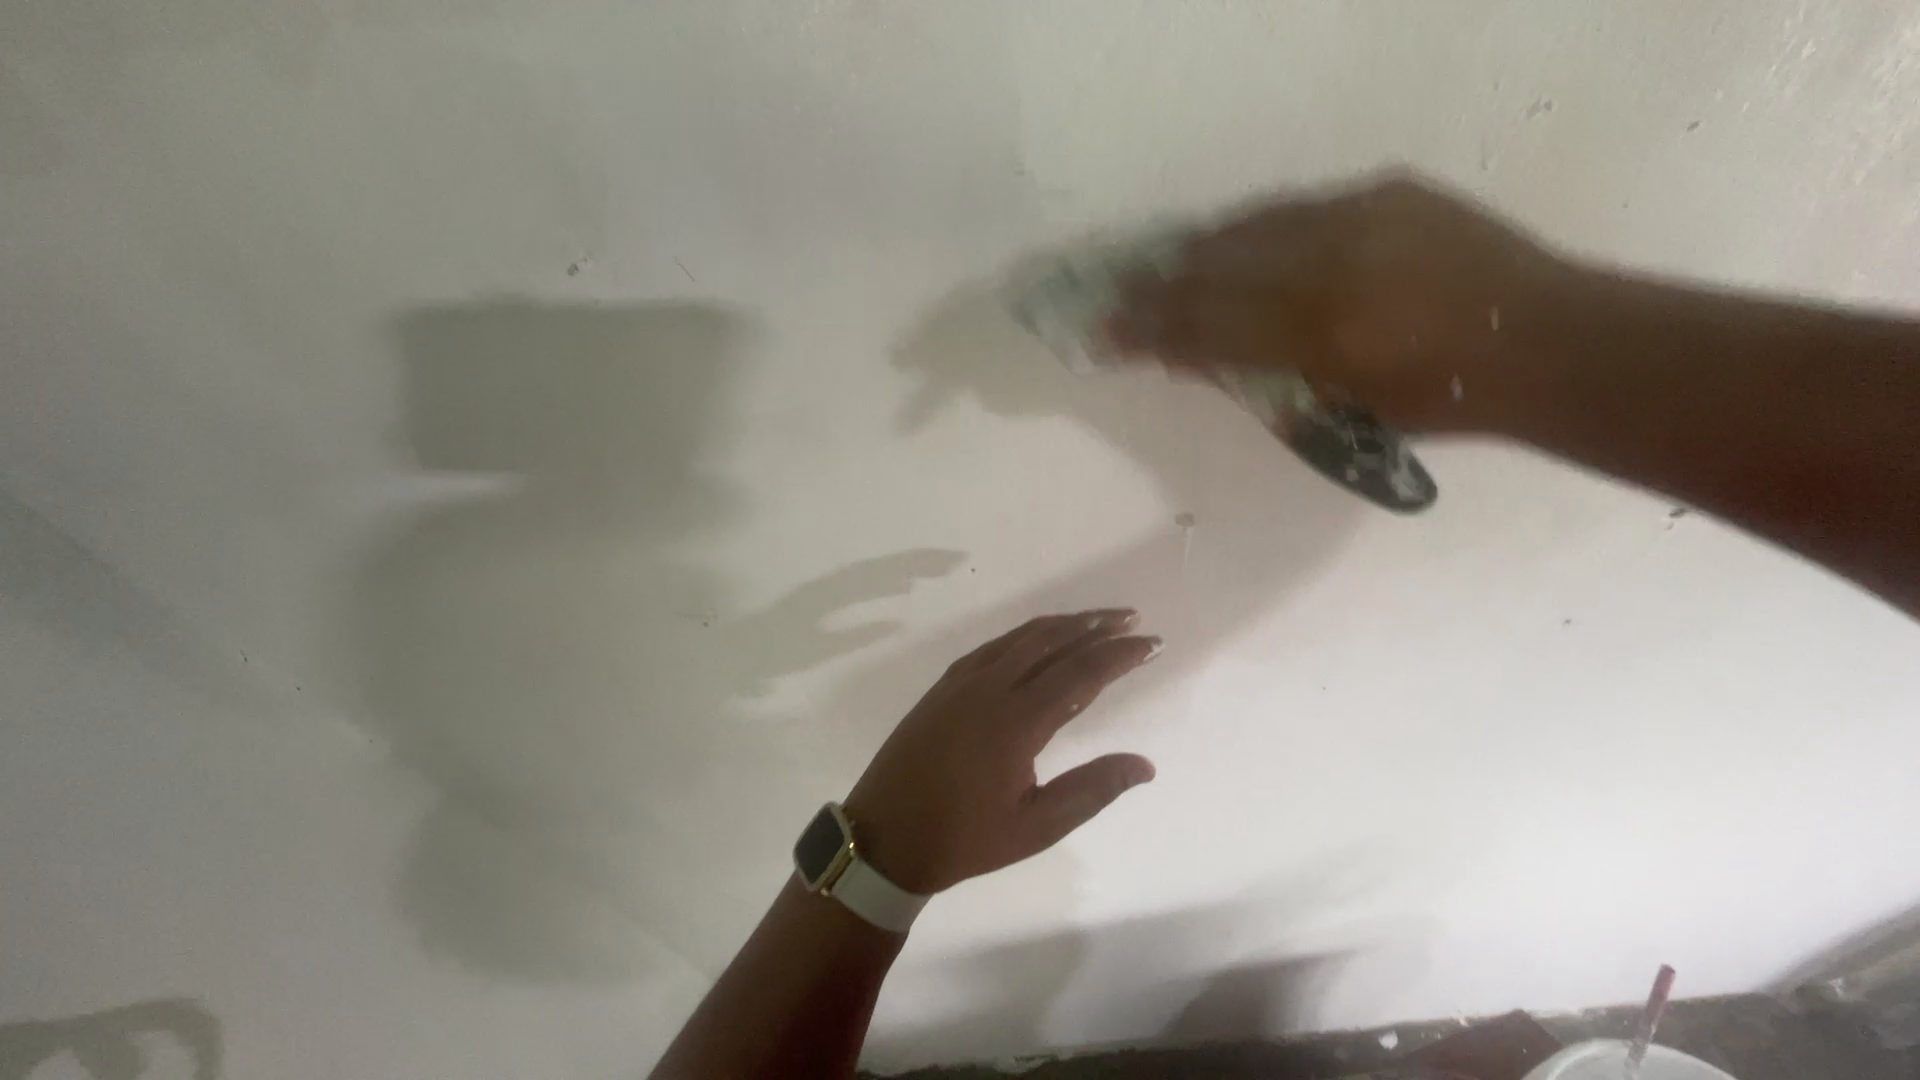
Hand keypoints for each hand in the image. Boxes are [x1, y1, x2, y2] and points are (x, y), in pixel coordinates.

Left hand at [841, 610, 1159, 894]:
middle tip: (1132, 619)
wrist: (883, 838)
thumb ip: (1092, 790)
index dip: (1121, 654)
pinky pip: (993, 647)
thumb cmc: (963, 839)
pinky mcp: (942, 688)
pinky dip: (1025, 636)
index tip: (1153, 642)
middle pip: (1051, 640)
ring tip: (1095, 621)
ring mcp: (960, 683)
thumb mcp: (1036, 827)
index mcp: (1016, 720)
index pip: (1081, 672)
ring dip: (1061, 625)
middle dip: (1095, 625)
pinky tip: (1036, 643)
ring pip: (1019, 638)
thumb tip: (1145, 764)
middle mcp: (989, 688)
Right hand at [1108, 172, 1574, 433]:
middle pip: (1215, 267)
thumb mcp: (1341, 411)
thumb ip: (1259, 381)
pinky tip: (1241, 243)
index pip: (1205, 327)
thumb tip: (1187, 361)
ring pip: (1251, 226)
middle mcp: (1331, 266)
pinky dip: (1259, 230)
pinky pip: (1299, 208)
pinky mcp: (1388, 191)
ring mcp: (1361, 218)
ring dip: (1202, 250)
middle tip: (1117, 293)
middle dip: (1158, 284)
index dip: (1147, 331)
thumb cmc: (1440, 402)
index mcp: (1320, 337)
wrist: (1550, 342)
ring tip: (1167, 265)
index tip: (1104, 333)